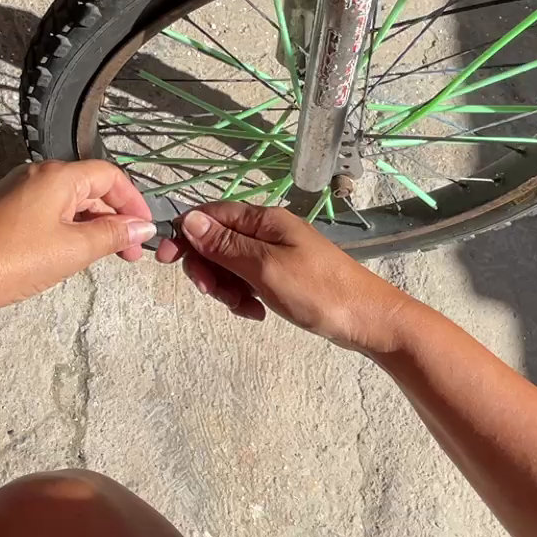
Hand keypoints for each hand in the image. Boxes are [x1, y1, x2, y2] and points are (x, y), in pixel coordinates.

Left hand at [0, 160, 159, 321]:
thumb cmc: (13, 260)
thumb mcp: (73, 249)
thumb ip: (112, 235)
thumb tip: (143, 226)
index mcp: (57, 175)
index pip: (109, 175)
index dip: (133, 201)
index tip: (146, 230)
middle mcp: (38, 175)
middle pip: (90, 186)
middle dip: (115, 217)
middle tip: (130, 253)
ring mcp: (18, 191)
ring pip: (70, 201)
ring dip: (93, 225)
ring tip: (106, 256)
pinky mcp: (5, 211)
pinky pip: (50, 211)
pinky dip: (70, 228)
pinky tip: (73, 253)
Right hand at [168, 202, 413, 353]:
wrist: (369, 321)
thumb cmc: (318, 291)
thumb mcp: (265, 267)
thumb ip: (225, 245)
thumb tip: (188, 220)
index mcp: (263, 220)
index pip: (209, 216)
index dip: (185, 235)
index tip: (166, 261)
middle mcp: (266, 231)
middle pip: (216, 242)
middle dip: (208, 268)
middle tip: (215, 294)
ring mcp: (275, 254)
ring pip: (229, 265)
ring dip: (226, 287)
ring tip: (245, 308)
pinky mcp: (282, 275)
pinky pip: (248, 280)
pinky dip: (244, 296)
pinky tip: (257, 312)